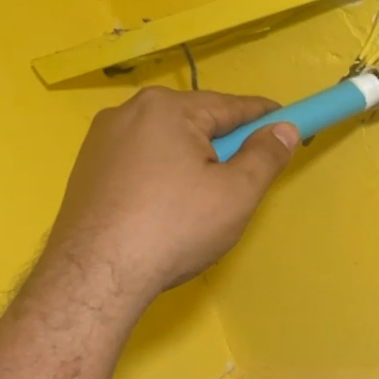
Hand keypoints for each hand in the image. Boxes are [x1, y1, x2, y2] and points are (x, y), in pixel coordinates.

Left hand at [41, 86, 295, 308]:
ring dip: (193, 163)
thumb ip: (266, 156)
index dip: (267, 117)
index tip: (291, 124)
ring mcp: (102, 140)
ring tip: (204, 204)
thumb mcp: (237, 193)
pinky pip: (142, 162)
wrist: (97, 273)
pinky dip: (164, 177)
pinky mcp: (88, 170)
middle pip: (196, 122)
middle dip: (225, 145)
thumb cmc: (176, 227)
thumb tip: (285, 129)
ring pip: (167, 143)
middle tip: (246, 181)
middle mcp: (129, 112)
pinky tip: (168, 210)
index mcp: (167, 108)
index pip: (232, 105)